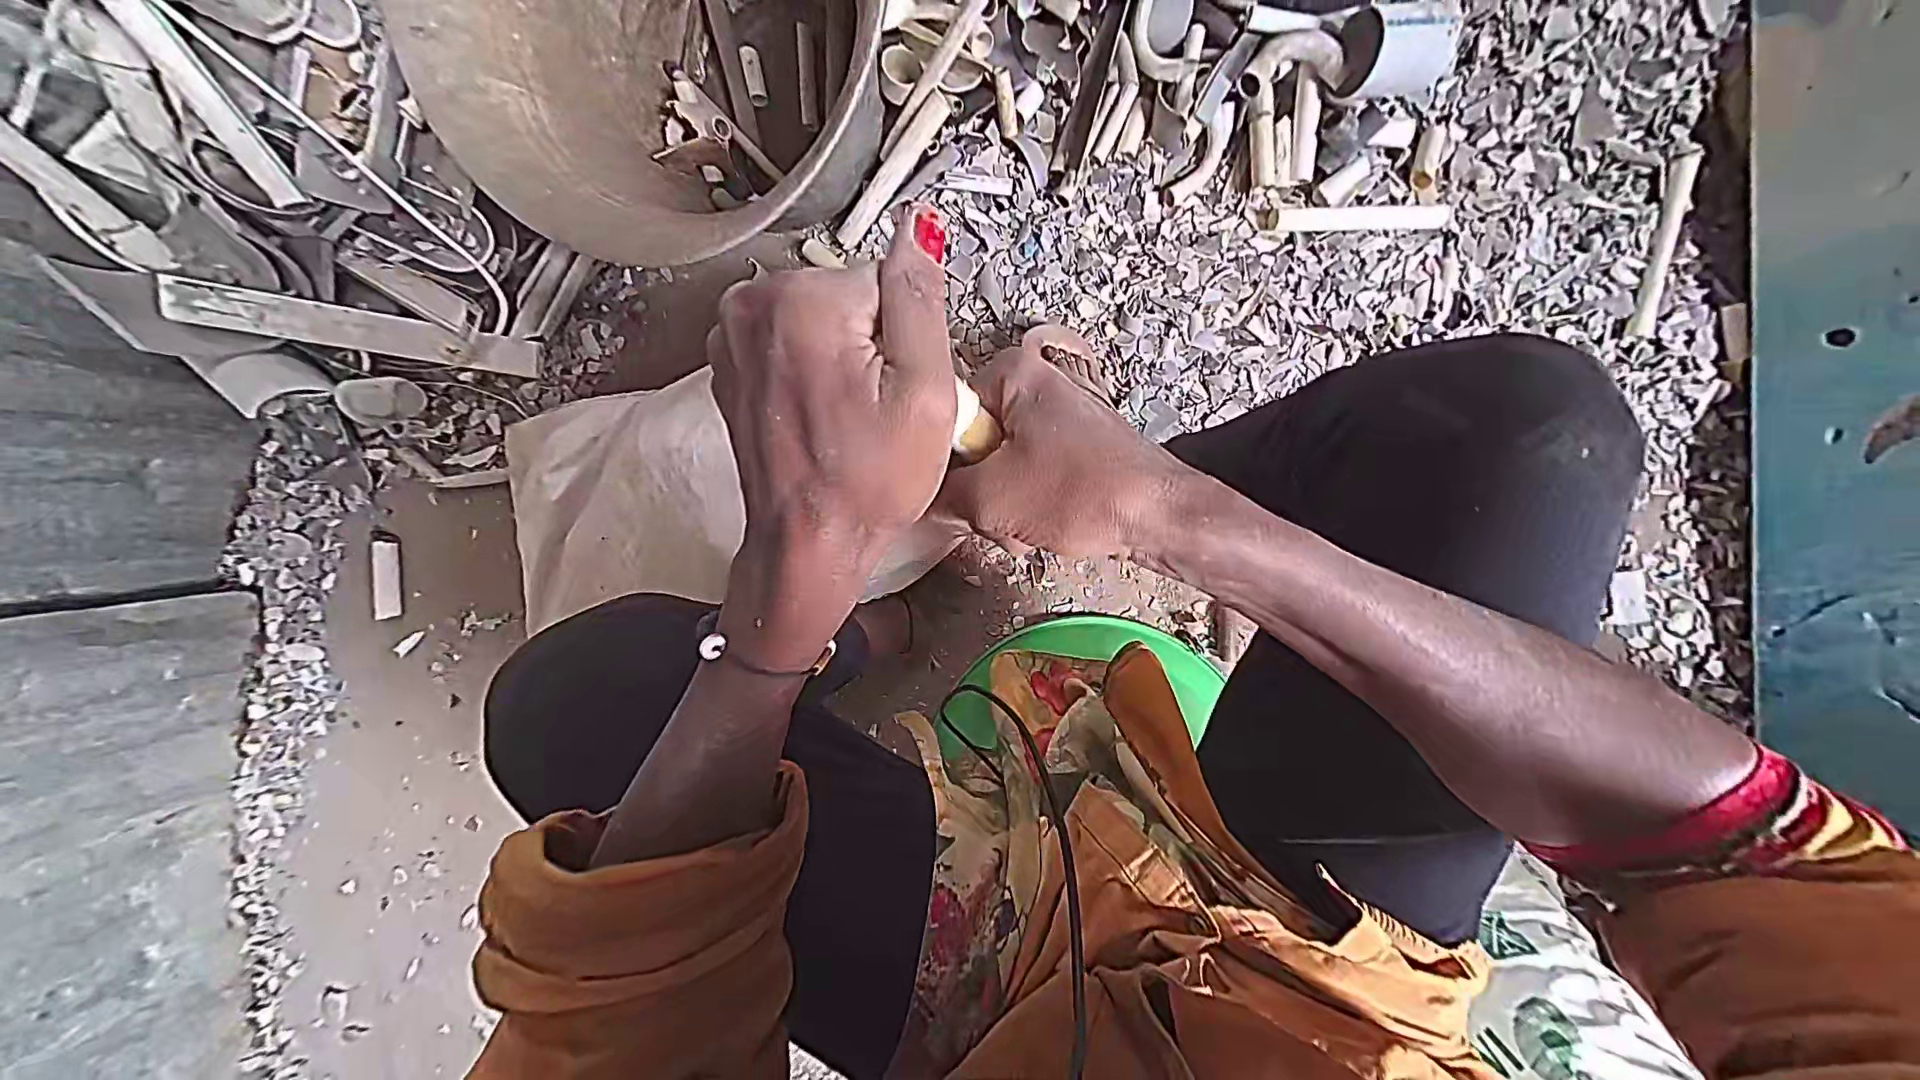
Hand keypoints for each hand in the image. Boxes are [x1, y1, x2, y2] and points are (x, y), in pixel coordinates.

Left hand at [706, 205, 955, 663]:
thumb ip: (921, 297)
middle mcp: (753, 307)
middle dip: (876, 345)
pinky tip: (825, 414)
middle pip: (852, 295)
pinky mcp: (732, 360)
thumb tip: (922, 226)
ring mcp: (734, 334)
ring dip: (848, 359)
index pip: (887, 283)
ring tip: (849, 416)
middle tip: (876, 409)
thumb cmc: (864, 486)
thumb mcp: (925, 392)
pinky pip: (797, 340)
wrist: (809, 539)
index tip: (896, 387)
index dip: (906, 339)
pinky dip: (817, 370)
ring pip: (826, 317)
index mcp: (802, 303)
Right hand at [937, 337, 1194, 559]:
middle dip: (980, 492)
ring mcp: (1057, 418)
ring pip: (1000, 467)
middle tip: (997, 515)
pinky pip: (1028, 475)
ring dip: (1003, 507)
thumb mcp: (991, 498)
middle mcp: (1036, 386)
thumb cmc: (1088, 494)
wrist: (1161, 518)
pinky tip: (1041, 528)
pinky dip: (1028, 505)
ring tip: (1024, 527)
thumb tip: (919, 495)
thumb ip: (940, 493)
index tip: (958, 489)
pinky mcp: (1072, 448)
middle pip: (973, 444)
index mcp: (1014, 374)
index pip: (944, 412)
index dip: (944, 462)